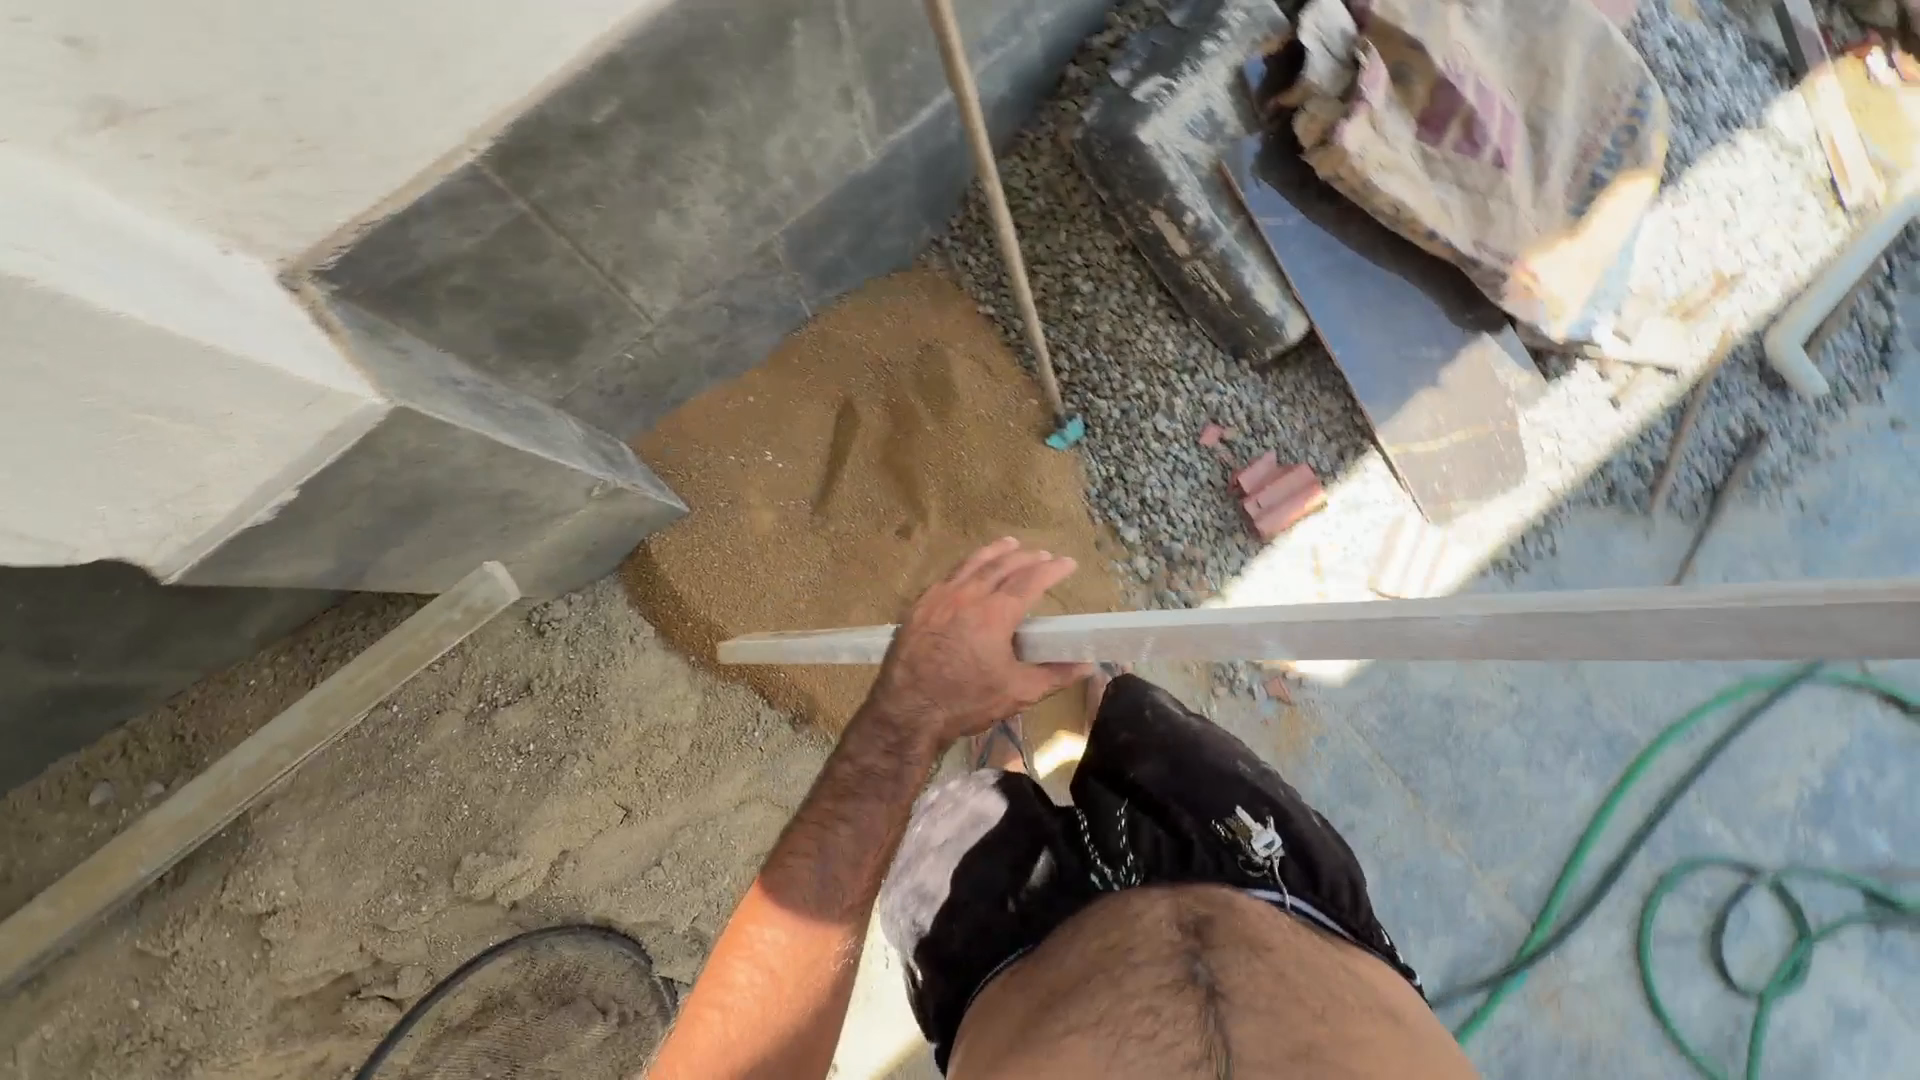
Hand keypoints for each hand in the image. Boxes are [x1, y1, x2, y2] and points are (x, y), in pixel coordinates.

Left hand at [864, 538, 1092, 747]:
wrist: (907, 712)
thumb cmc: (966, 702)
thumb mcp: (1018, 692)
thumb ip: (1055, 675)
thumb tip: (1086, 666)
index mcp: (995, 614)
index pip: (1031, 581)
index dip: (1052, 570)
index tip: (1069, 563)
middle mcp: (967, 596)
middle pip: (1001, 566)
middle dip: (1026, 557)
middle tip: (1043, 555)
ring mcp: (939, 598)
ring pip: (971, 564)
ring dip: (994, 552)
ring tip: (1009, 544)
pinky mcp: (918, 607)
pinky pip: (946, 578)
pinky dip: (964, 568)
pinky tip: (968, 571)